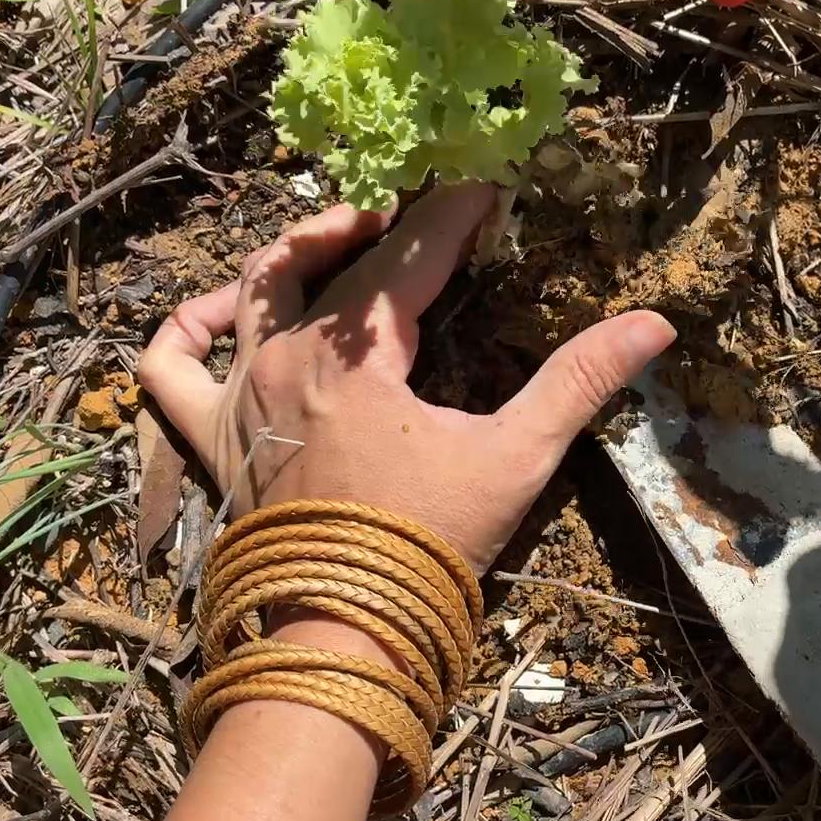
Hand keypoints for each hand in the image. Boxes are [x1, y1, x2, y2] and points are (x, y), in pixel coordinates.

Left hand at [137, 184, 676, 574]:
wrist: (349, 631)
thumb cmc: (434, 540)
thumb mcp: (518, 457)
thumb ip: (580, 383)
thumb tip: (653, 324)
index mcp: (359, 359)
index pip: (409, 260)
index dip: (451, 218)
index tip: (484, 190)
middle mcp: (286, 360)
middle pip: (325, 263)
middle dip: (379, 226)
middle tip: (420, 218)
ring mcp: (238, 398)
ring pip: (248, 292)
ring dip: (295, 254)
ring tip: (338, 240)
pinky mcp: (212, 441)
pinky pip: (166, 368)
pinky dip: (183, 330)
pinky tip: (216, 313)